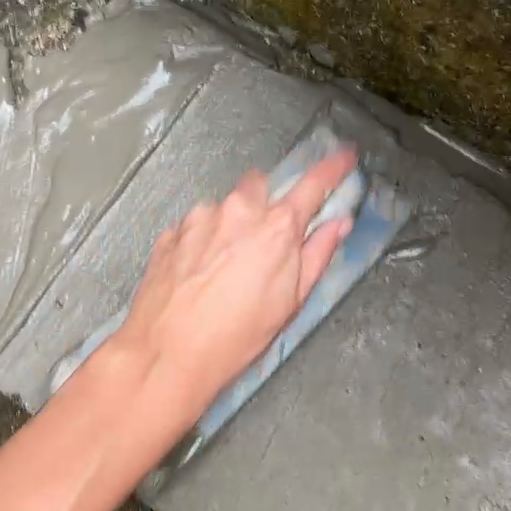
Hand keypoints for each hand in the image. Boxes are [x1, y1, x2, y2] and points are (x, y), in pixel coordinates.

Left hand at [108, 146, 358, 424]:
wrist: (167, 354)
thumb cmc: (234, 337)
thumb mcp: (291, 302)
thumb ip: (317, 254)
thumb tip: (338, 225)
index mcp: (277, 227)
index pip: (314, 184)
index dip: (333, 167)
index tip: (344, 156)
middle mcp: (238, 211)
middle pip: (261, 187)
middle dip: (267, 204)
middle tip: (267, 241)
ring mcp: (200, 218)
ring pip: (225, 207)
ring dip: (231, 226)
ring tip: (227, 272)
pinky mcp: (172, 232)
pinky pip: (196, 226)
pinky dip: (203, 242)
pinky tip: (202, 275)